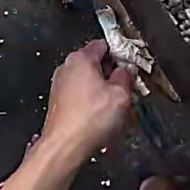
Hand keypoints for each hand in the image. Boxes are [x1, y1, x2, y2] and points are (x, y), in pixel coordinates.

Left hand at [38, 40, 134, 162]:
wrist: (65, 144)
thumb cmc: (89, 118)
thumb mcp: (121, 94)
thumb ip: (126, 76)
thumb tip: (125, 70)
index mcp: (81, 59)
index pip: (102, 45)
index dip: (119, 54)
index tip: (130, 65)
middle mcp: (67, 68)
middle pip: (94, 63)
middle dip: (111, 75)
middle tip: (126, 88)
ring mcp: (60, 85)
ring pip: (87, 81)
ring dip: (102, 90)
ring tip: (114, 107)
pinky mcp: (59, 102)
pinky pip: (80, 96)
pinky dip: (91, 102)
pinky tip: (100, 116)